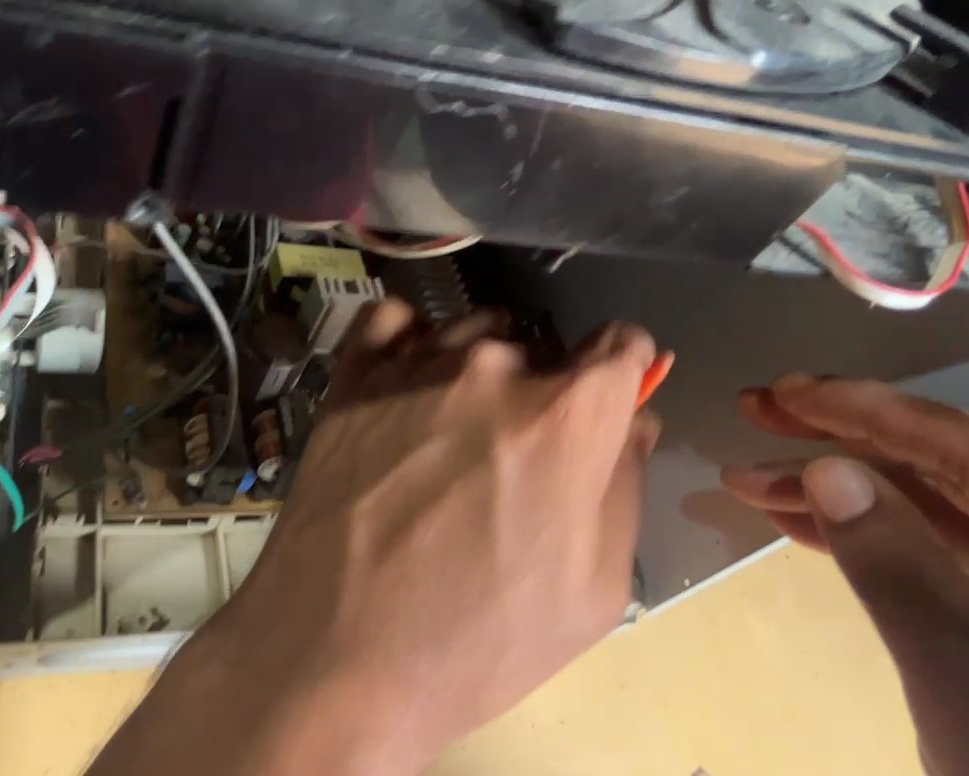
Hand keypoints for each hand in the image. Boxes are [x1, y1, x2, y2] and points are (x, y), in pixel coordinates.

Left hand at [87, 301, 661, 775]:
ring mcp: (414, 363)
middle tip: (515, 454)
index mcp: (564, 416)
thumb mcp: (592, 591)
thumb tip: (631, 420)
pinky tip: (408, 383)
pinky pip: (394, 320)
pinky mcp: (352, 372)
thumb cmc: (477, 639)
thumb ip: (623, 485)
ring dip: (480, 369)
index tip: (608, 397)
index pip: (620, 345)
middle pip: (541, 348)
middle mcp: (491, 368)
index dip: (622, 370)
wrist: (336, 649)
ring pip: (473, 332)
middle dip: (545, 389)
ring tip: (454, 432)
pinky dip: (411, 339)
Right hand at [722, 376, 968, 775]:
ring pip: (952, 512)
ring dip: (849, 490)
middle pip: (965, 474)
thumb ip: (904, 584)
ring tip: (755, 478)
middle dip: (850, 442)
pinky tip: (807, 522)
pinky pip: (957, 558)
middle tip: (757, 413)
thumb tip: (827, 471)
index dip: (877, 413)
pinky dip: (879, 536)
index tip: (788, 392)